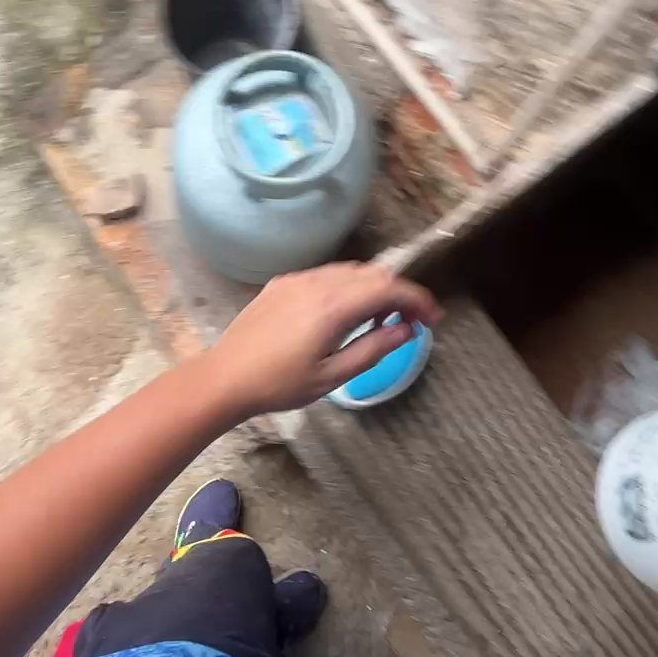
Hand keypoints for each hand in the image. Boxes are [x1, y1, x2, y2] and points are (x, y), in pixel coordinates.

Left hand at [197, 263, 442, 416]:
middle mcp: (316, 283)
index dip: (417, 300)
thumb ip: (373, 350)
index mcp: (332, 306)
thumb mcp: (332, 376)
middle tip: (412, 322)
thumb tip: (406, 330)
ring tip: (380, 322)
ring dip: (373, 289)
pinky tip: (345, 315)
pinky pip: (325, 276)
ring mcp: (296, 280)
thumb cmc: (278, 385)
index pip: (388, 288)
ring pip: (349, 271)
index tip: (433, 319)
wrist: (224, 378)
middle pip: (372, 274)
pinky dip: (347, 288)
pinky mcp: (281, 284)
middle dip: (399, 293)